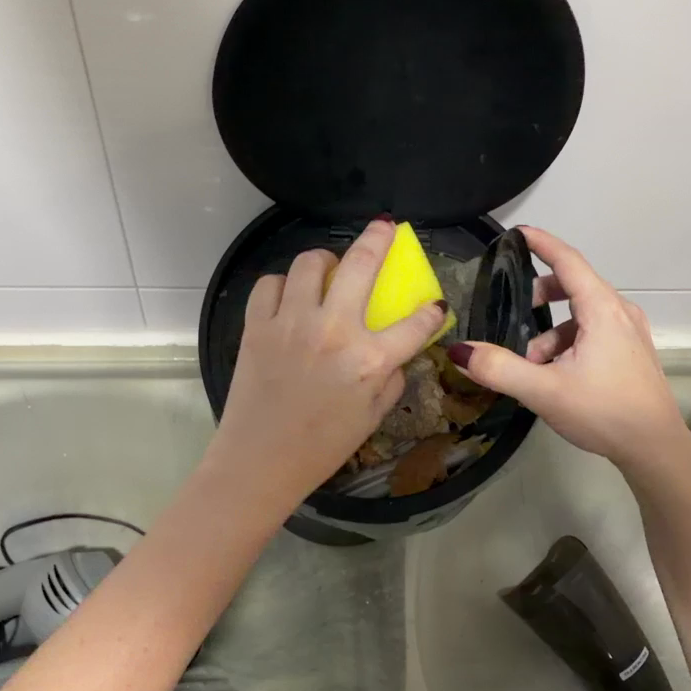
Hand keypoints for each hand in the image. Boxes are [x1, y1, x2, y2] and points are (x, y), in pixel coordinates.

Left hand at [205, 217, 448, 507]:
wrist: (260, 461)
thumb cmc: (321, 447)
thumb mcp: (372, 418)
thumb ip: (391, 379)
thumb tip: (395, 354)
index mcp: (370, 360)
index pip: (415, 323)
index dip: (431, 311)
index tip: (433, 305)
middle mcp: (334, 331)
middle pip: (361, 264)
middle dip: (378, 239)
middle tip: (383, 228)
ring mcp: (292, 323)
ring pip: (310, 263)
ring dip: (324, 261)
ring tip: (327, 272)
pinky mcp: (257, 326)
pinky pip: (270, 284)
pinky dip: (282, 286)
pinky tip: (288, 299)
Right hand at [447, 226, 690, 470]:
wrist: (654, 448)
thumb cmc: (603, 412)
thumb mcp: (543, 391)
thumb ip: (499, 369)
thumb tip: (458, 350)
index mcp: (602, 310)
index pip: (568, 262)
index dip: (542, 244)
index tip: (519, 232)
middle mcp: (620, 313)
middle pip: (574, 288)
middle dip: (540, 298)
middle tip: (513, 314)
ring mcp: (630, 334)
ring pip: (581, 317)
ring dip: (551, 332)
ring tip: (533, 366)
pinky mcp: (632, 354)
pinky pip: (593, 334)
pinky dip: (568, 345)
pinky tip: (556, 377)